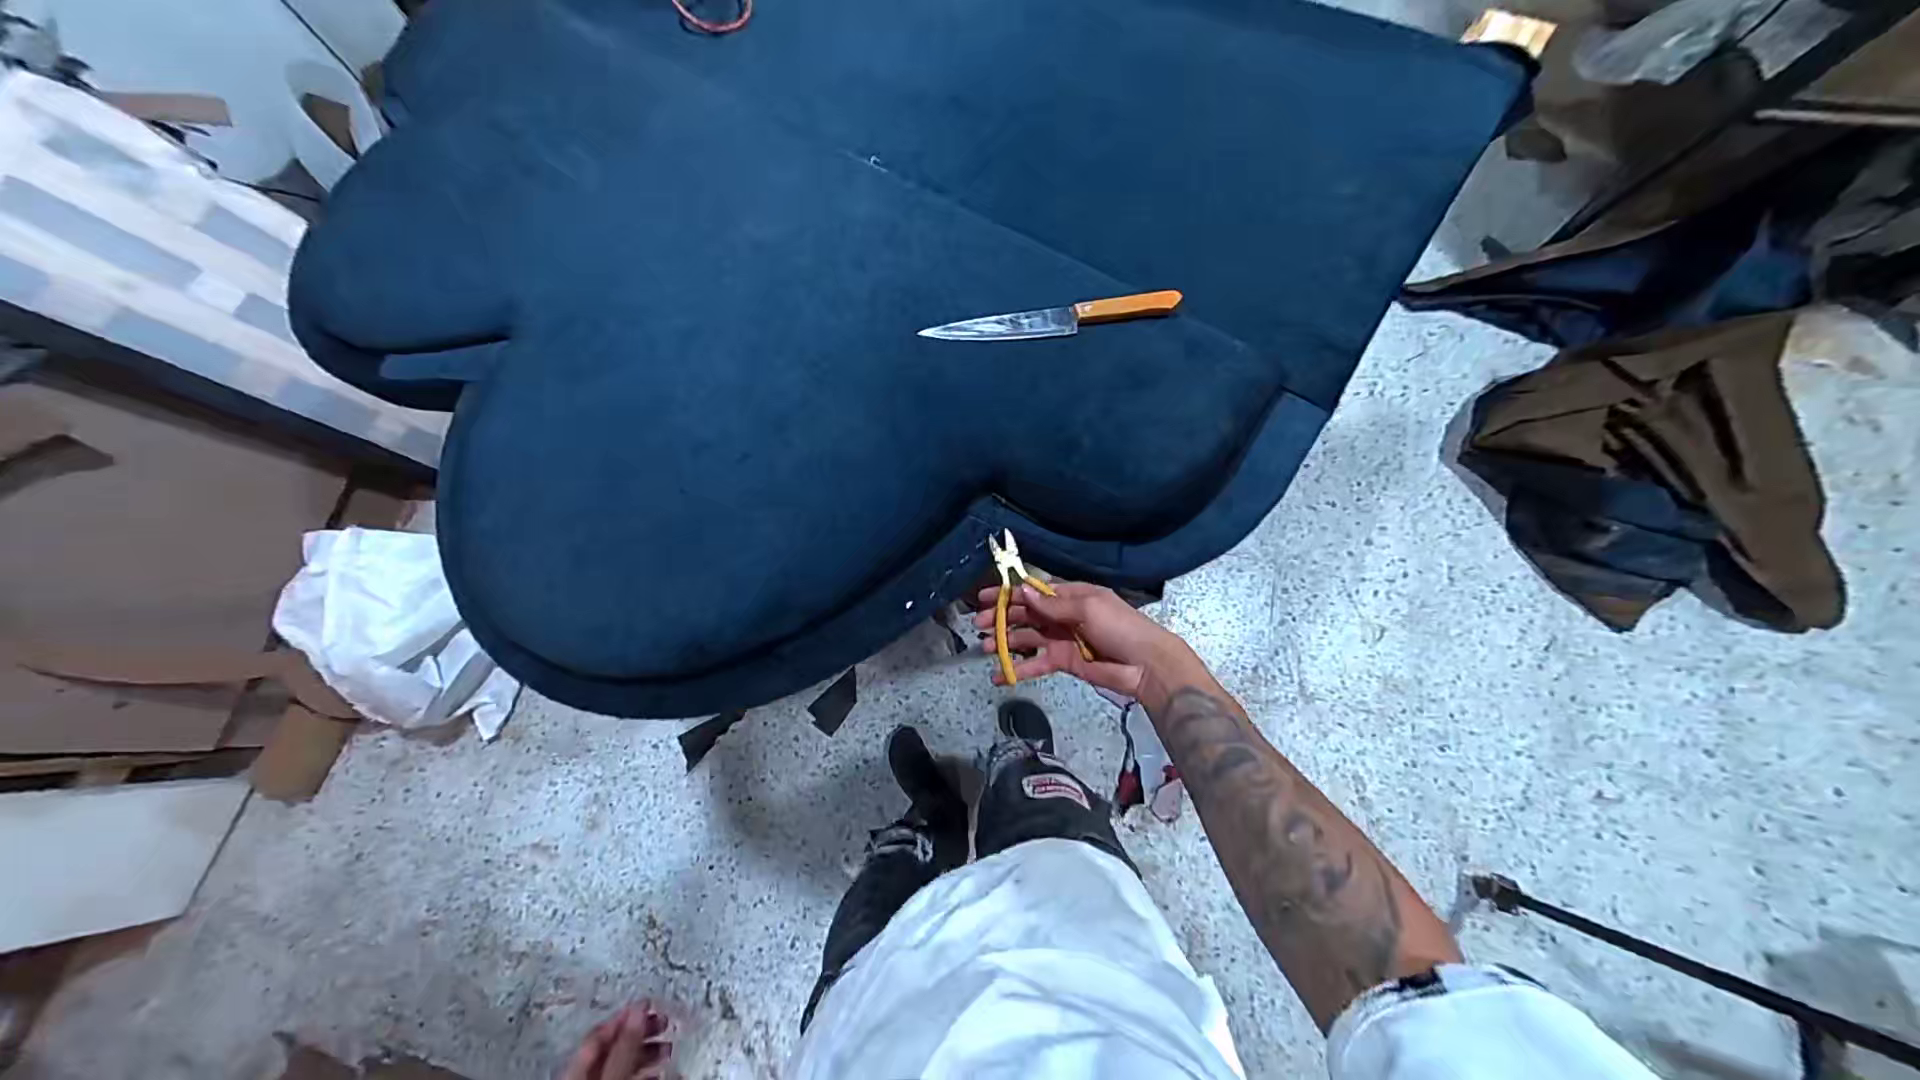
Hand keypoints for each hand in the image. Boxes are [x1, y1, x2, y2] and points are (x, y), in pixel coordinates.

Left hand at [560, 1000, 674, 1079]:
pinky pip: (625, 1075)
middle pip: (613, 1044)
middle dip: (641, 1030)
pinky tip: (658, 1071)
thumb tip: (641, 1005)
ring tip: (667, 1049)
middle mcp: (582, 1071)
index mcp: (577, 1063)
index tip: (650, 1001)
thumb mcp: (614, 1073)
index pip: (600, 1030)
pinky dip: (643, 1070)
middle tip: (664, 1022)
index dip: (625, 1013)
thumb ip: (626, 1041)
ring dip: (647, 1051)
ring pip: (621, 1061)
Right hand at [973, 581, 1192, 701]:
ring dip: (1006, 642)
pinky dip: (1018, 669)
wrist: (1145, 665)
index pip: (1033, 592)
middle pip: (1025, 615)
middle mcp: (1063, 615)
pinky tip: (1000, 675)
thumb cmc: (1119, 627)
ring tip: (986, 648)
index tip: (984, 598)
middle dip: (1002, 618)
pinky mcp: (1063, 662)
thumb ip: (1052, 605)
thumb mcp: (1087, 608)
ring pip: (1027, 638)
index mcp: (1071, 595)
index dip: (1008, 594)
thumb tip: (1021, 592)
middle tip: (980, 625)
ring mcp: (1062, 639)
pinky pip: (1036, 664)